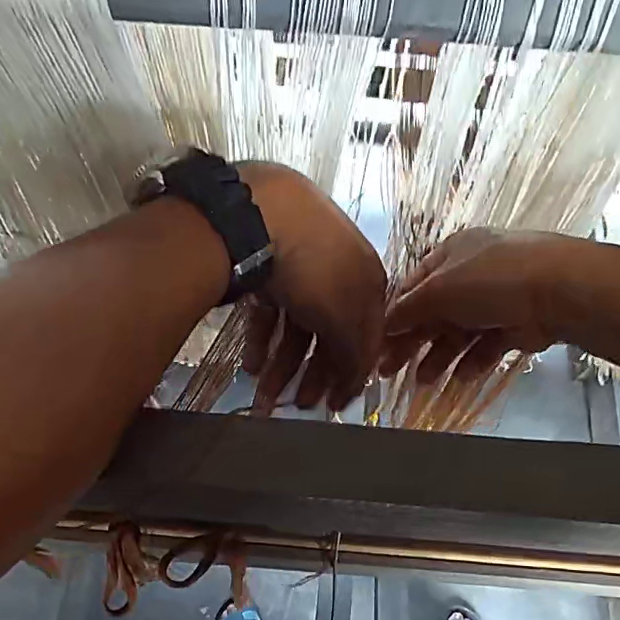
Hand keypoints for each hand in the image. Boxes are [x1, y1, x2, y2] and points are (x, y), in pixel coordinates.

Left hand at [237, 162, 386, 413]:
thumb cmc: (315, 267)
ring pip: (295, 328)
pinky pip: (269, 312)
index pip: (365, 336)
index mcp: (367, 280)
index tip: (335, 405)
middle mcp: (337, 273)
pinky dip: (262, 340)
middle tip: (299, 406)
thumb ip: (355, 353)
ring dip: (283, 366)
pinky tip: (251, 366)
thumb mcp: (345, 316)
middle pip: (328, 335)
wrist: (260, 212)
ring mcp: (299, 268)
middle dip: (313, 376)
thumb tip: (357, 380)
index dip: (351, 374)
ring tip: (265, 396)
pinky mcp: (265, 267)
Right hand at [380, 227, 578, 386]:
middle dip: (410, 344)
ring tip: (423, 381)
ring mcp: (495, 301)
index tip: (377, 344)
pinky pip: (484, 347)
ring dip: (437, 358)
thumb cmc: (491, 280)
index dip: (393, 316)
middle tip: (387, 372)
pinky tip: (459, 378)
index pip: (412, 287)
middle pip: (432, 314)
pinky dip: (471, 362)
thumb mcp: (438, 291)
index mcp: (451, 255)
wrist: (559, 290)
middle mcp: (471, 275)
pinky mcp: (514, 325)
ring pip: (457, 334)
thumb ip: (406, 311)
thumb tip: (382, 325)